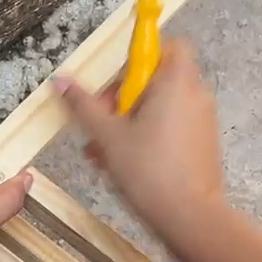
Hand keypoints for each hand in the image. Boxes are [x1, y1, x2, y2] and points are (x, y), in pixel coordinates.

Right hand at [55, 40, 226, 244]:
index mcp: (176, 82)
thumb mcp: (108, 135)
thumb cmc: (148, 169)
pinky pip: (170, 125)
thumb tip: (59, 80)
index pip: (169, 44)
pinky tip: (120, 161)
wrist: (190, 216)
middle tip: (101, 119)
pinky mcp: (202, 142)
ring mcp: (202, 119)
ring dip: (129, 118)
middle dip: (123, 94)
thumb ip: (84, 105)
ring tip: (101, 147)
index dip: (140, 55)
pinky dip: (147, 133)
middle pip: (157, 76)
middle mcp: (195, 94)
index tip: (115, 80)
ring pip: (160, 105)